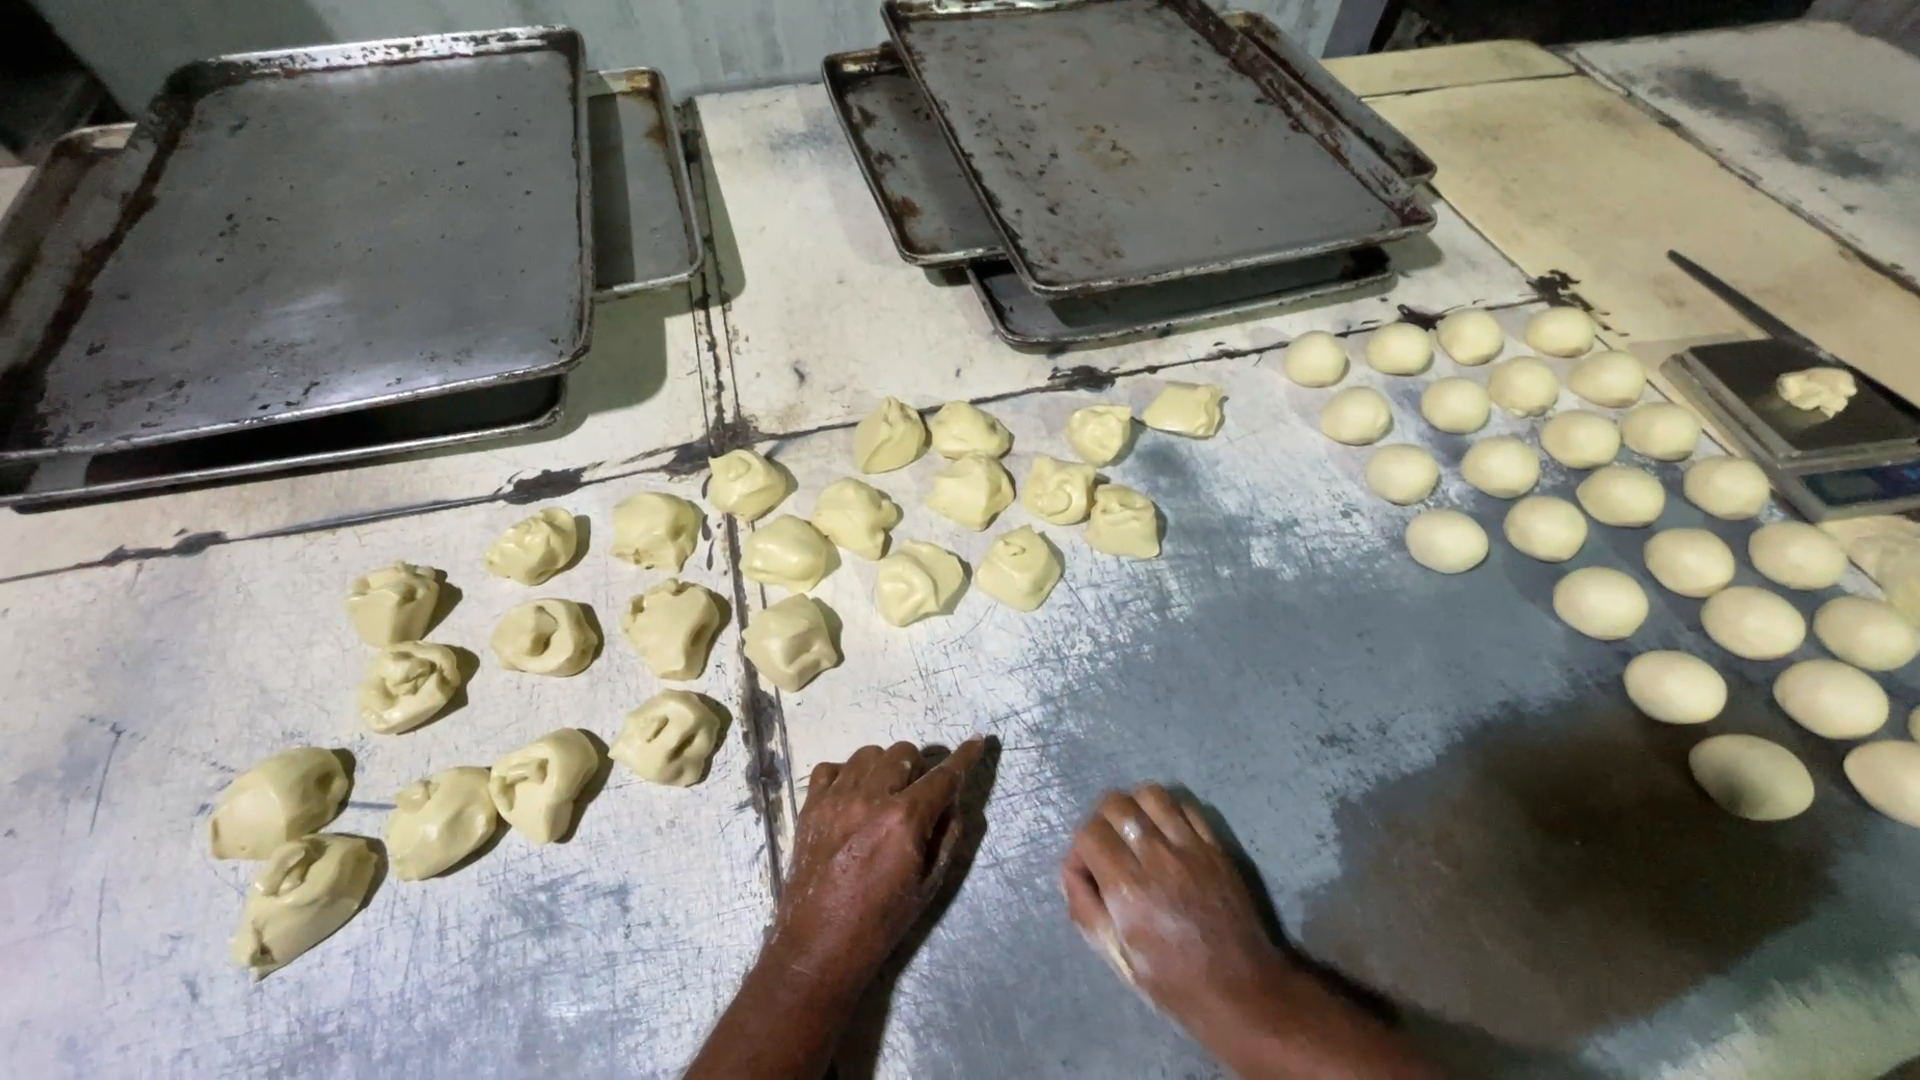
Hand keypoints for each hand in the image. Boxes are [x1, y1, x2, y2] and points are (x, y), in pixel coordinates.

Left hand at [769, 738, 986, 990]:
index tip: (976, 740)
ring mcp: (835, 799)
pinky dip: (846, 775)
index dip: (964, 756)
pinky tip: (852, 797)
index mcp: (904, 819)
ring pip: (867, 754)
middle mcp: (870, 798)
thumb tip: (953, 802)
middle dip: (919, 767)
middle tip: (918, 793)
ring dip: (884, 767)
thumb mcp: (930, 885)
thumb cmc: (882, 922)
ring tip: (884, 794)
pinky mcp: (810, 807)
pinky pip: (830, 768)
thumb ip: (949, 836)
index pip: (943, 775)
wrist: (820, 945)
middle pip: (903, 752)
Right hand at [1061, 785, 1294, 1035]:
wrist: (1239, 991)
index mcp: (1128, 888)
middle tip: (1108, 848)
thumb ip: (1084, 907)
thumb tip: (1070, 869)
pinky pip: (1186, 807)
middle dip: (1102, 821)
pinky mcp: (1216, 847)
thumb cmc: (1172, 981)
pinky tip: (1166, 835)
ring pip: (1151, 794)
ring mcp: (1191, 848)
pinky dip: (1168, 812)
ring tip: (1137, 833)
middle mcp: (1157, 858)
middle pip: (1116, 803)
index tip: (1088, 870)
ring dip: (1135, 808)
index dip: (1080, 848)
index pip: (1089, 832)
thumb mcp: (1116, 956)